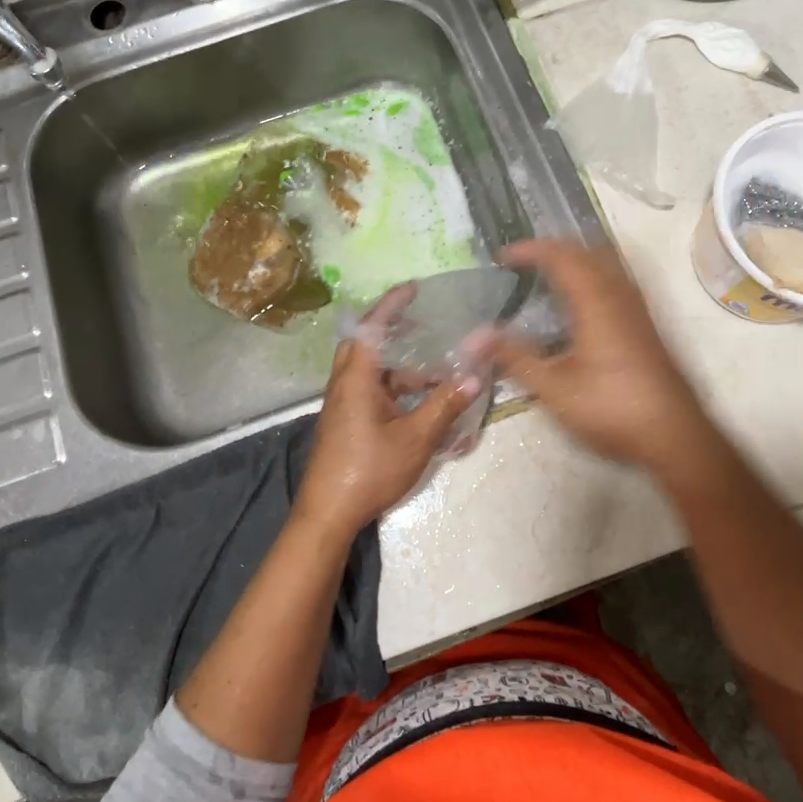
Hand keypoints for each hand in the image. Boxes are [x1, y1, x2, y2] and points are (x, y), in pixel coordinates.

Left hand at [295, 293, 481, 538]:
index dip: (393, 304)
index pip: (372, 327)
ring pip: (371, 372)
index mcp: (356, 378)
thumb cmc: (369, 470)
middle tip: (423, 328)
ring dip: (400, 370)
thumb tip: (474, 377)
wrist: (328, 513)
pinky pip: (369, 392)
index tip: (414, 288)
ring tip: (436, 378)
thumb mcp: (415, 438)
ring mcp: (342, 404)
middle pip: (366, 345)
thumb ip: (444, 405)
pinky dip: (393, 390)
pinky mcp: (345, 422)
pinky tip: (419, 408)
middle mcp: (344, 384)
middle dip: (394, 333)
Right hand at [483, 240, 724, 481]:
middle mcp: (620, 295)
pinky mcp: (644, 326)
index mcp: (596, 302)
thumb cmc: (611, 408)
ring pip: (605, 265)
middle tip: (522, 261)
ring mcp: (637, 309)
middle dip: (551, 249)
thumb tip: (474, 337)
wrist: (674, 435)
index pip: (561, 256)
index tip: (502, 257)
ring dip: (574, 261)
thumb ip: (514, 357)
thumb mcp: (554, 387)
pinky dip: (590, 277)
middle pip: (586, 251)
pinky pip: (615, 282)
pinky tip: (576, 307)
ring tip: (546, 275)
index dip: (529, 250)